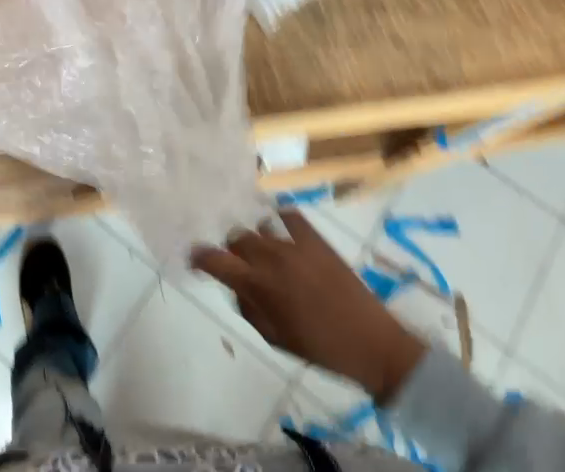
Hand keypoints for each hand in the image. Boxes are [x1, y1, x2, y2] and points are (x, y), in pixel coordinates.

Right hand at [192, 209, 426, 402]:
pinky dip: (279, 220)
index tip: (194, 260)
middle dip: (231, 251)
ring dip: (256, 239)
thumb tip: (236, 287)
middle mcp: (272, 258)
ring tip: (264, 253)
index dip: (199, 257)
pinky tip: (281, 233)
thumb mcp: (273, 338)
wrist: (370, 342)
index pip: (216, 260)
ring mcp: (296, 244)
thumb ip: (248, 308)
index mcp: (259, 286)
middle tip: (237, 265)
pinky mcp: (317, 239)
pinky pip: (289, 216)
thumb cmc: (318, 348)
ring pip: (260, 226)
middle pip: (236, 238)